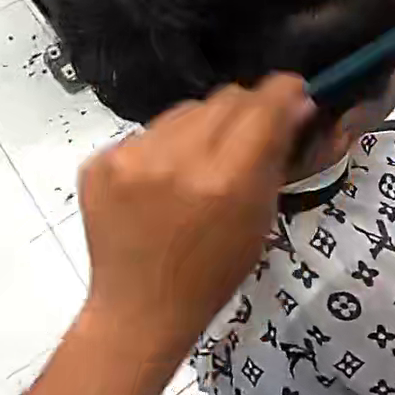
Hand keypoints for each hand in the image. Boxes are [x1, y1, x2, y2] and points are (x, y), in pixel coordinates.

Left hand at [75, 75, 313, 360]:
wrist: (142, 307)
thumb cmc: (216, 270)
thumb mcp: (262, 217)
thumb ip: (276, 156)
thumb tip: (296, 105)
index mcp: (226, 181)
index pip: (263, 107)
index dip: (285, 90)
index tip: (295, 87)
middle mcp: (177, 160)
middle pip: (225, 98)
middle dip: (248, 107)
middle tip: (253, 130)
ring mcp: (130, 158)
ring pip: (187, 109)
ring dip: (207, 124)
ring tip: (206, 157)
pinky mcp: (99, 161)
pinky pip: (150, 130)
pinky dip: (169, 143)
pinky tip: (168, 175)